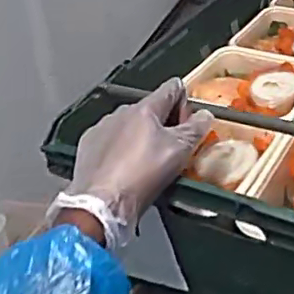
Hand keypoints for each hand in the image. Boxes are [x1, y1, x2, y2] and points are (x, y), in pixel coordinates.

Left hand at [55, 79, 211, 247]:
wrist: (99, 206)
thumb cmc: (140, 176)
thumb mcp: (179, 152)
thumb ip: (196, 128)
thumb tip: (205, 115)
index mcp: (146, 107)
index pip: (173, 87)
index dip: (185, 104)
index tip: (186, 127)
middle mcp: (123, 111)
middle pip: (152, 108)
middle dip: (164, 125)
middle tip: (169, 151)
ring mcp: (103, 127)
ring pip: (131, 124)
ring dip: (141, 137)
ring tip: (144, 165)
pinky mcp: (88, 145)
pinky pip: (111, 139)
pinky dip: (120, 149)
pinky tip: (123, 170)